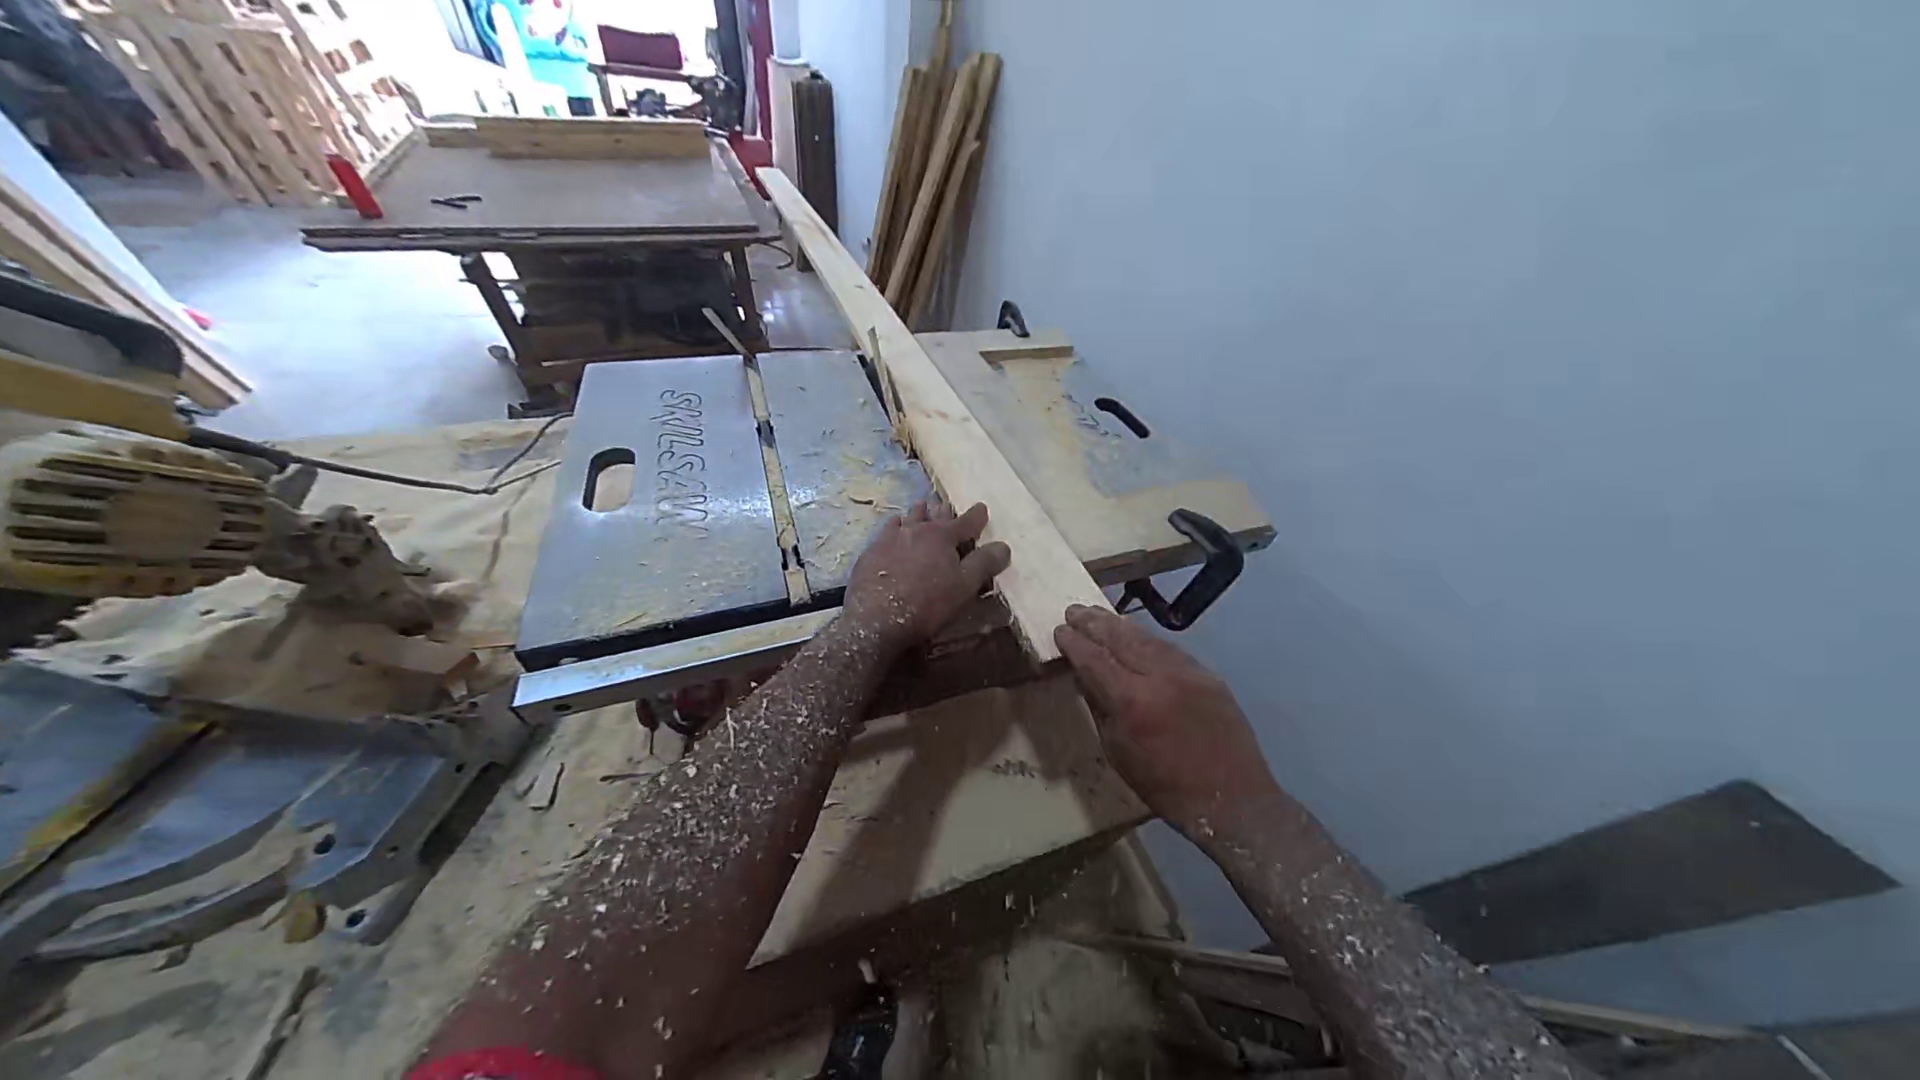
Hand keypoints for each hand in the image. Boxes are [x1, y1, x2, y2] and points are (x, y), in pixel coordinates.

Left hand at [843, 501, 1011, 654]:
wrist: (876, 620)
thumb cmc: (927, 604)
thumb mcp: (964, 586)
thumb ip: (984, 563)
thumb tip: (1003, 545)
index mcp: (942, 536)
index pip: (965, 521)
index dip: (977, 516)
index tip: (982, 508)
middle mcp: (916, 530)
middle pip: (933, 515)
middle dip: (942, 511)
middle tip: (945, 506)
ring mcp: (889, 539)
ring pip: (907, 519)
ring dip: (916, 515)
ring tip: (919, 509)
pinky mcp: (870, 553)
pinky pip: (886, 533)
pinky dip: (894, 529)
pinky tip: (892, 533)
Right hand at [1054, 605, 1280, 836]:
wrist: (1233, 799)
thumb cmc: (1165, 786)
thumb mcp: (1118, 752)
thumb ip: (1099, 708)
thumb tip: (1083, 677)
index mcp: (1132, 702)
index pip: (1094, 660)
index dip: (1074, 643)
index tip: (1059, 630)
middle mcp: (1160, 677)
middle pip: (1120, 638)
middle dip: (1093, 623)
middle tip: (1073, 610)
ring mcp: (1188, 672)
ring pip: (1146, 637)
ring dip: (1118, 624)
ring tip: (1098, 615)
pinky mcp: (1207, 674)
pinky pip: (1169, 648)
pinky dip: (1146, 637)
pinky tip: (1134, 633)